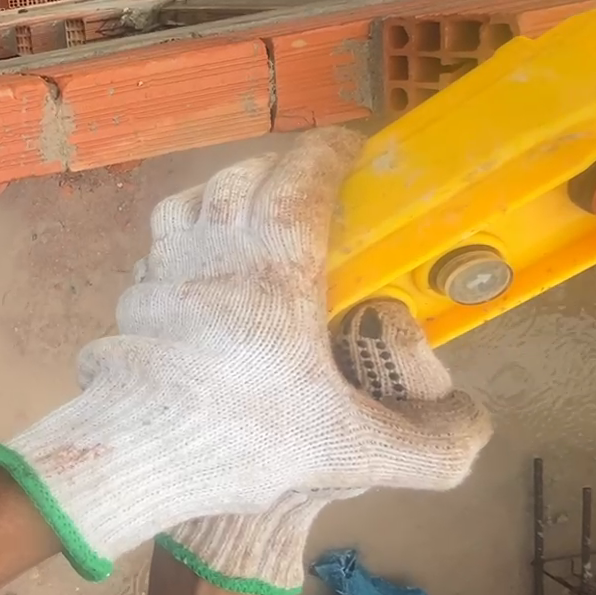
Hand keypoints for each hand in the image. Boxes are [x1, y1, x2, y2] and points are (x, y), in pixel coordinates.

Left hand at [0, 128, 491, 580]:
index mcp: (272, 268)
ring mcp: (158, 272)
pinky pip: (154, 250)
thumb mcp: (363, 451)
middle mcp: (208, 254)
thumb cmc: (249, 435)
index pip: (297, 183)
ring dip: (217, 194)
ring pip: (182, 205)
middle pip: (235, 180)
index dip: (324, 154)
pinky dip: (179, 241)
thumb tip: (468, 417)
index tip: (346, 143)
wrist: (141, 449)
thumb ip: (437, 441)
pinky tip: (194, 270)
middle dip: (273, 166)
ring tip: (242, 210)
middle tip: (302, 177)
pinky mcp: (128, 299)